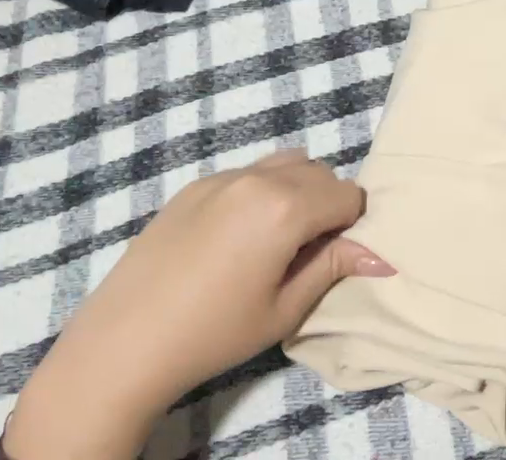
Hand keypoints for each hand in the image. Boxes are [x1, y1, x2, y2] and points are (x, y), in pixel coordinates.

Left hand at [3, 153, 393, 459]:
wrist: (122, 343)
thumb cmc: (213, 333)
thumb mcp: (284, 308)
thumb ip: (333, 267)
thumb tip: (383, 256)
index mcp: (286, 207)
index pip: (349, 195)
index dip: (352, 226)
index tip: (332, 257)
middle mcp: (258, 178)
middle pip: (320, 172)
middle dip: (327, 204)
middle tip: (306, 253)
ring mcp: (222, 177)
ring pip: (286, 163)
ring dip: (297, 189)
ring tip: (275, 239)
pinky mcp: (194, 185)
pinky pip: (248, 172)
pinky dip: (261, 191)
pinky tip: (235, 237)